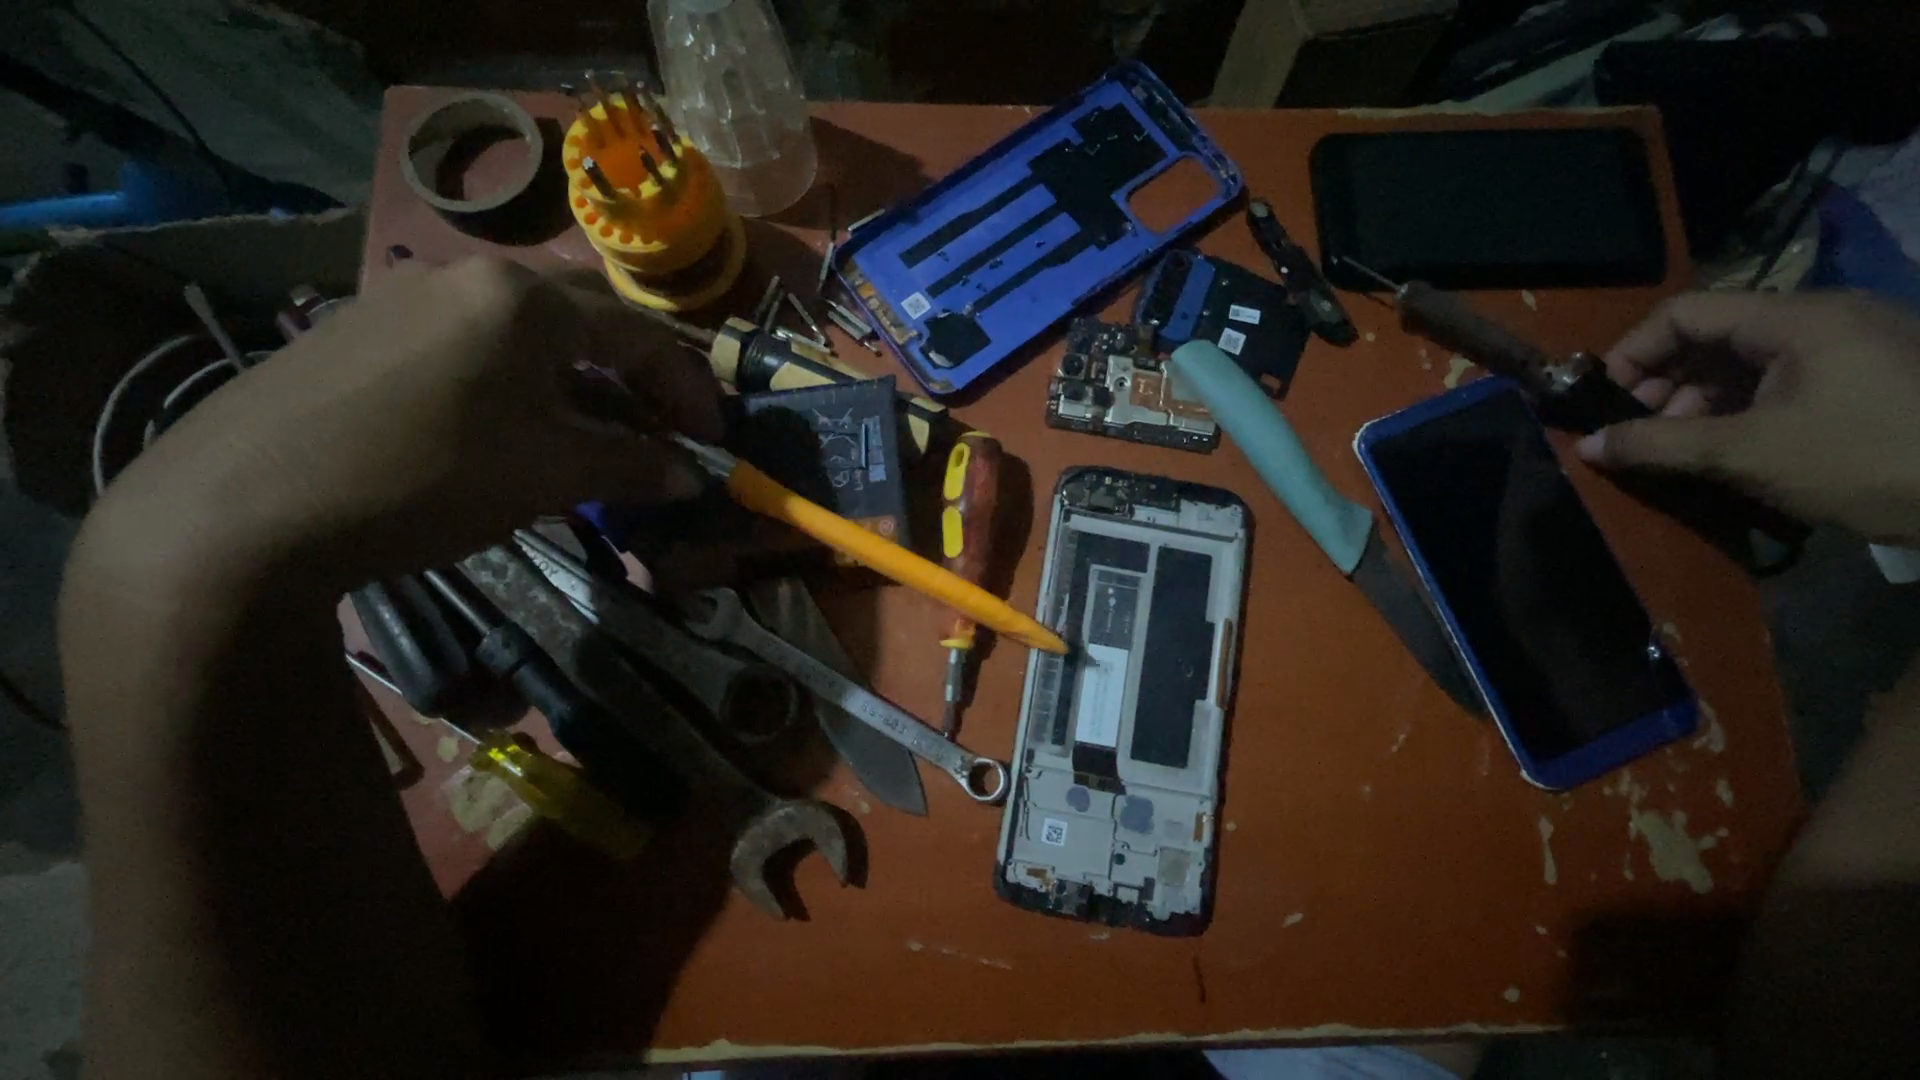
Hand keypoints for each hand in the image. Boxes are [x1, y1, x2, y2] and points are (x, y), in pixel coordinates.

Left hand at [79, 257, 722, 589]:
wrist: (245, 504)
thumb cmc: (429, 477)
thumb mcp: (550, 475)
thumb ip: (634, 467)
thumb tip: (691, 476)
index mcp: (528, 299)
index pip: (641, 336)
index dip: (689, 392)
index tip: (715, 442)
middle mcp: (475, 277)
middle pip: (589, 318)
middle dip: (638, 374)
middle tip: (662, 428)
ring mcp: (413, 296)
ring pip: (531, 332)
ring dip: (582, 380)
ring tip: (598, 435)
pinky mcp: (371, 327)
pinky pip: (478, 344)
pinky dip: (524, 381)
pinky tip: (520, 426)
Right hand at [1575, 291, 1919, 544]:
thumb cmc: (1868, 460)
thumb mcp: (1747, 454)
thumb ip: (1657, 444)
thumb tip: (1584, 445)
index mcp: (1798, 319)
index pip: (1684, 312)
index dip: (1633, 353)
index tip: (1609, 402)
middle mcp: (1826, 318)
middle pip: (1712, 334)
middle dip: (1663, 383)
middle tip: (1645, 432)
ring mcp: (1853, 348)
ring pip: (1744, 361)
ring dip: (1698, 401)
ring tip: (1685, 446)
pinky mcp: (1870, 379)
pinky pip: (1780, 380)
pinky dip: (1739, 408)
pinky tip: (1731, 446)